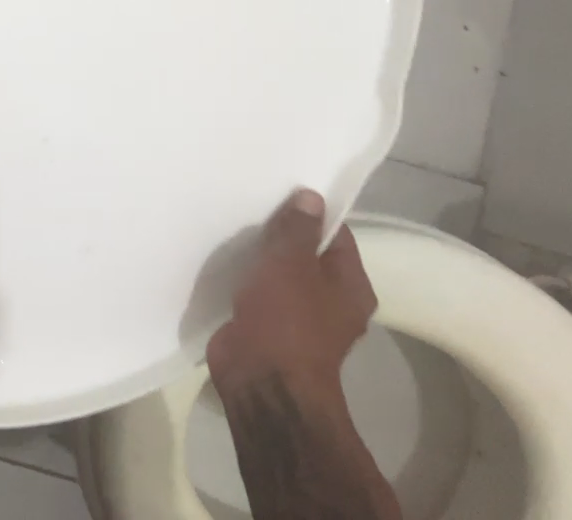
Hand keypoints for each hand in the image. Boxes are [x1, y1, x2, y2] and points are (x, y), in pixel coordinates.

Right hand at [207, 189, 376, 399]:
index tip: (278, 193)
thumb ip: (299, 230)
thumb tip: (311, 196)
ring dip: (258, 257)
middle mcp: (330, 301)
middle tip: (247, 206)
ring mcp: (298, 316)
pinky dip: (243, 278)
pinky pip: (257, 293)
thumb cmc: (286, 319)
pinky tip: (221, 262)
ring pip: (279, 274)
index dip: (310, 213)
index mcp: (350, 286)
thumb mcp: (291, 264)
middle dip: (279, 233)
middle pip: (306, 254)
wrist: (262, 379)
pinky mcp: (267, 327)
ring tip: (229, 228)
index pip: (335, 236)